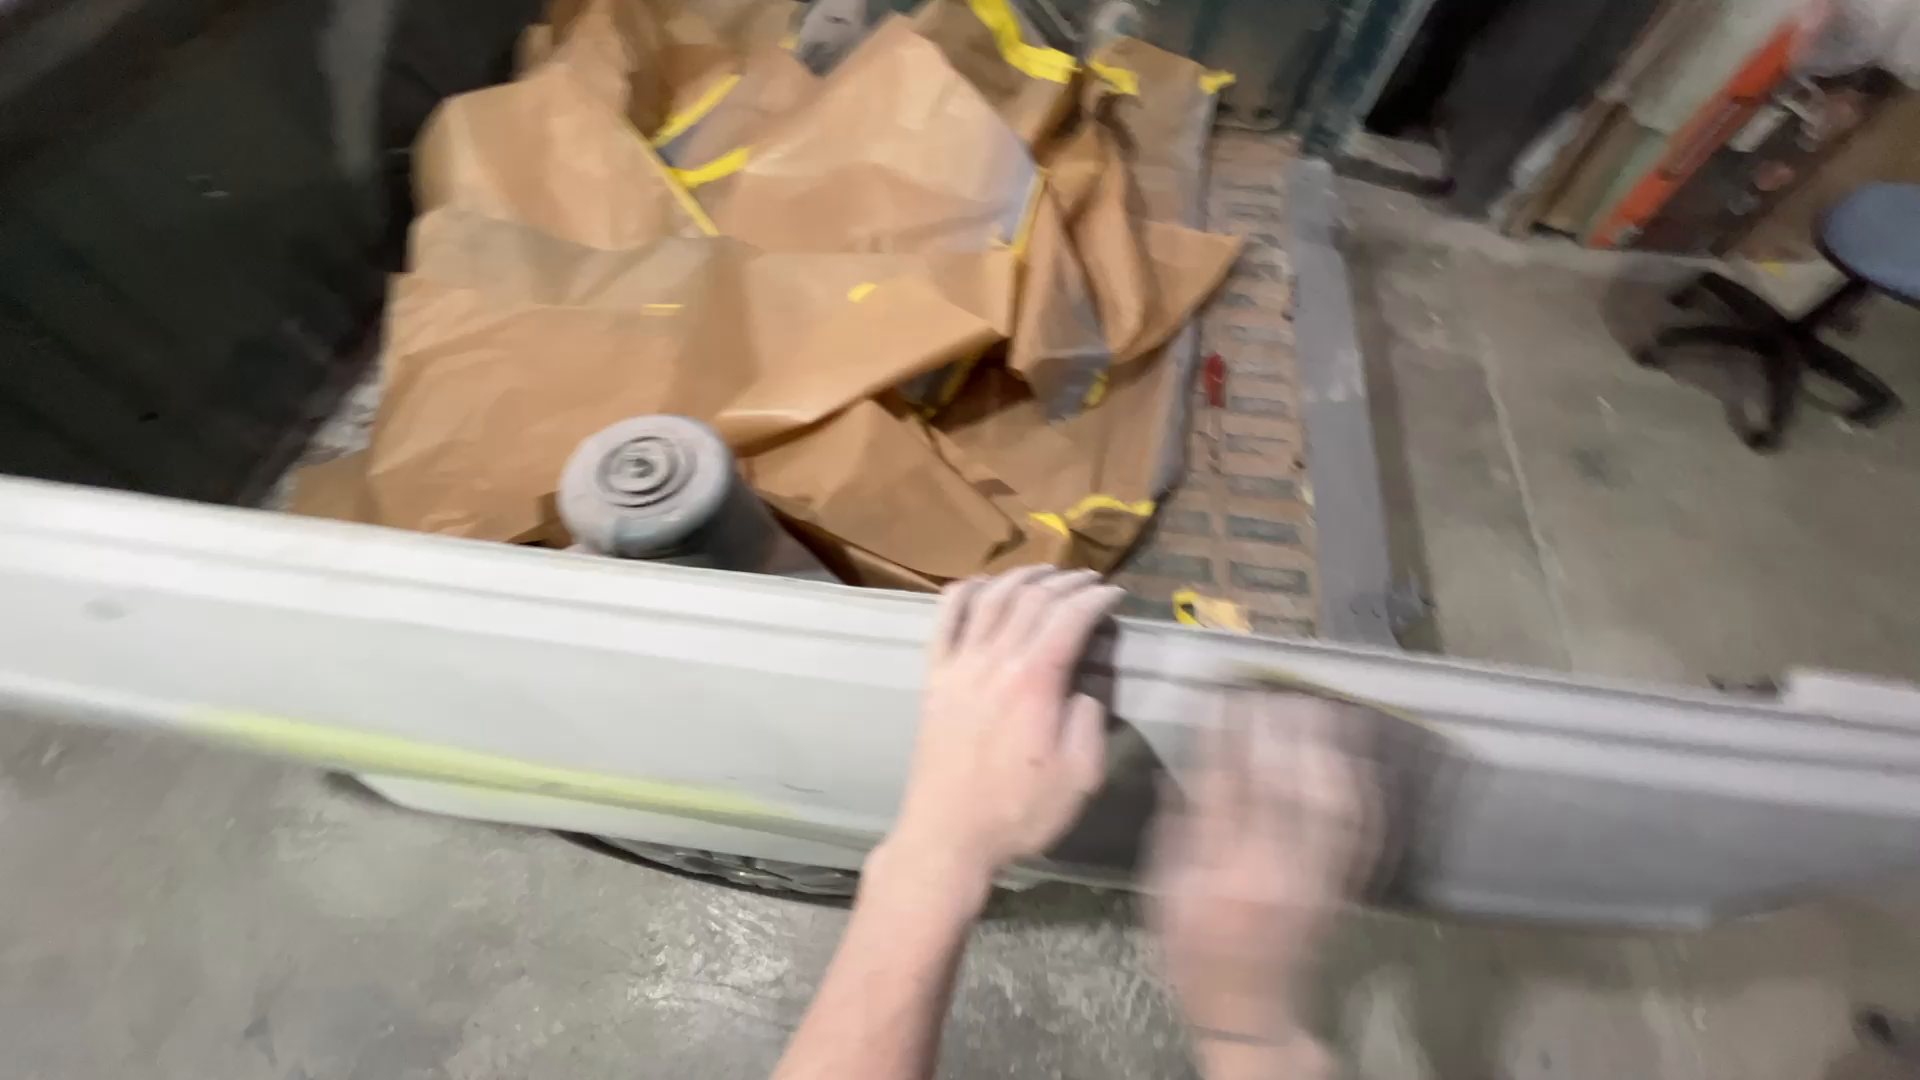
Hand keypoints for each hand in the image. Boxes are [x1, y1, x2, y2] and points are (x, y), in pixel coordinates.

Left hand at [880, 566, 1125, 896]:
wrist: (948, 833)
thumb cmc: (1018, 812)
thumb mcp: (1079, 777)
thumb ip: (1089, 722)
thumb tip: (1085, 686)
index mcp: (1035, 681)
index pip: (1070, 617)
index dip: (1096, 598)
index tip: (1114, 593)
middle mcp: (996, 660)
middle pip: (1032, 599)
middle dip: (1065, 581)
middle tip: (1088, 579)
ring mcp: (960, 664)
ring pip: (991, 599)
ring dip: (1021, 577)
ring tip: (1044, 571)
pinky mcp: (935, 676)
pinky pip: (944, 619)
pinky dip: (963, 592)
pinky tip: (978, 583)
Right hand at [1146, 692, 1377, 1077]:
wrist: (1252, 1013)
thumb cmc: (1193, 951)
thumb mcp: (1162, 892)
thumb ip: (1173, 830)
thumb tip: (1177, 770)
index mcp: (1222, 871)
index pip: (1225, 785)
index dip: (1226, 734)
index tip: (1224, 693)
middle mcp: (1275, 868)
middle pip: (1287, 786)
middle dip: (1282, 729)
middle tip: (1275, 686)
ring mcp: (1318, 878)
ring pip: (1333, 804)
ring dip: (1331, 748)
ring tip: (1323, 703)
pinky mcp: (1343, 887)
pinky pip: (1363, 833)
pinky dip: (1365, 788)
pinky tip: (1361, 754)